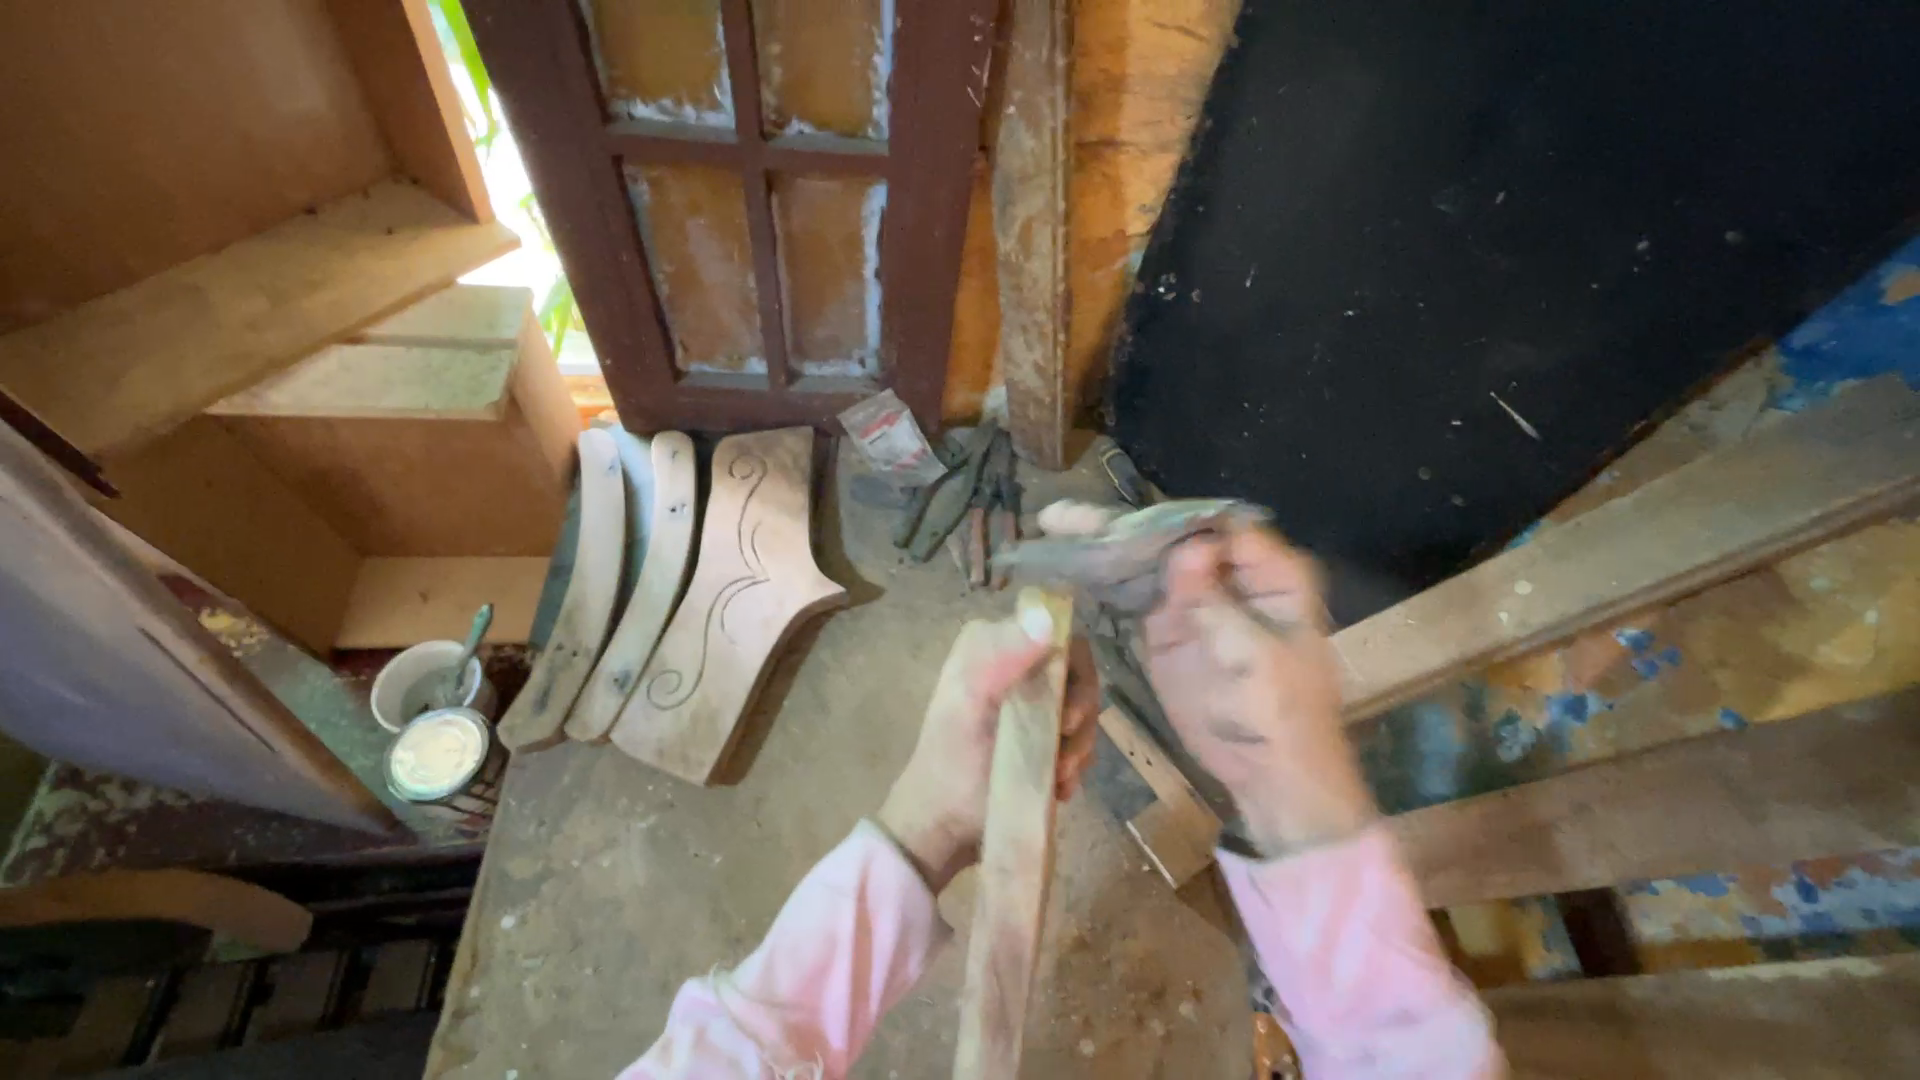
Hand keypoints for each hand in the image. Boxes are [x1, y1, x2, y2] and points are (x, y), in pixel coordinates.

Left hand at [878, 616, 1098, 891]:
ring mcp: (1031, 699)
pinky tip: (1057, 784)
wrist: (945, 824)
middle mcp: (1014, 662)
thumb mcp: (969, 701)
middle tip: (1063, 753)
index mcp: (992, 642)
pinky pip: (1080, 736)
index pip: (1059, 632)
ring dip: (1078, 745)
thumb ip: (1001, 655)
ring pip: (1083, 706)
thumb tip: (1047, 617)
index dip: (1074, 670)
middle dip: (1080, 716)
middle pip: (1078, 672)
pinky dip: (1075, 761)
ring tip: (1057, 775)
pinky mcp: (1042, 732)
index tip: (1066, 714)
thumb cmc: (951, 761)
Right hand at [1037, 501, 1376, 858]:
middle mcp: (1228, 573)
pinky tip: (1067, 564)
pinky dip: (1103, 579)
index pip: (1218, 526)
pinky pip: (1133, 593)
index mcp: (1268, 573)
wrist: (1267, 772)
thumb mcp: (1255, 658)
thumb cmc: (1279, 715)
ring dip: (1103, 545)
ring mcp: (1194, 598)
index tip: (1123, 525)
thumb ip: (1216, 602)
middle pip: (1172, 537)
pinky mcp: (1166, 624)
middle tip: (1061, 515)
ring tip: (1052, 527)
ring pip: (1146, 560)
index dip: (1171, 521)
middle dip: (1121, 525)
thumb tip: (1188, 546)